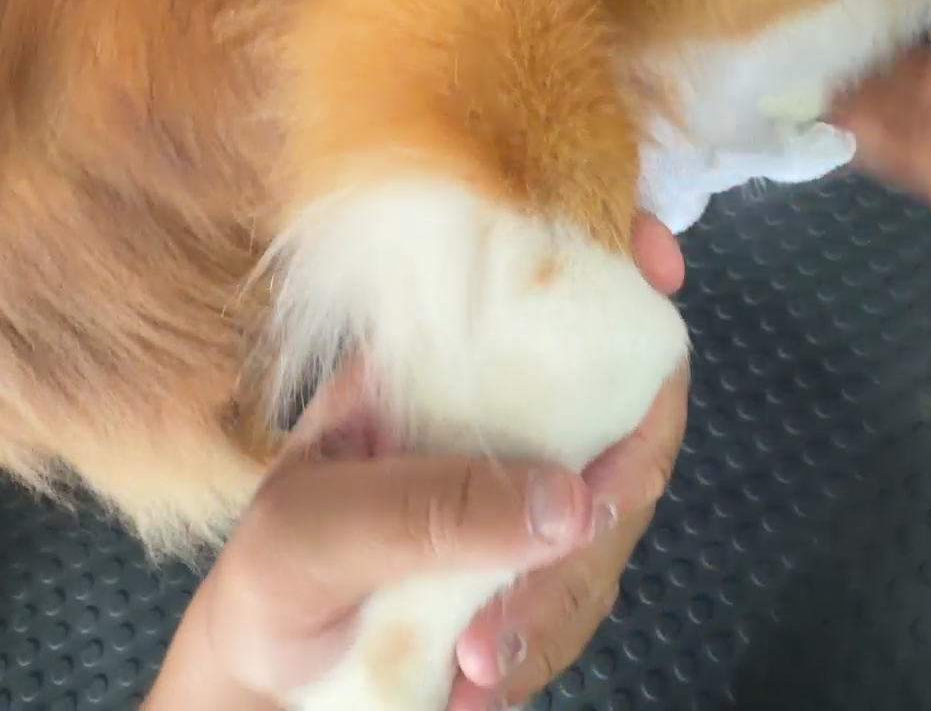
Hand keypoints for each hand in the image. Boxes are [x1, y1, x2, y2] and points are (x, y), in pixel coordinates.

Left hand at [146, 215, 687, 710]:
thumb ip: (430, 509)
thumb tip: (569, 501)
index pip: (542, 287)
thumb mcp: (317, 531)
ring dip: (567, 587)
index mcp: (442, 363)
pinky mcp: (540, 551)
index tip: (661, 269)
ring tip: (480, 656)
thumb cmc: (274, 577)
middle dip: (616, 480)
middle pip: (619, 399)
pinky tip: (484, 674)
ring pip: (615, 504)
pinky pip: (589, 584)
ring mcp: (527, 478)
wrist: (269, 679)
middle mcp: (499, 408)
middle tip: (564, 553)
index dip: (615, 260)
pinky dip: (551, 636)